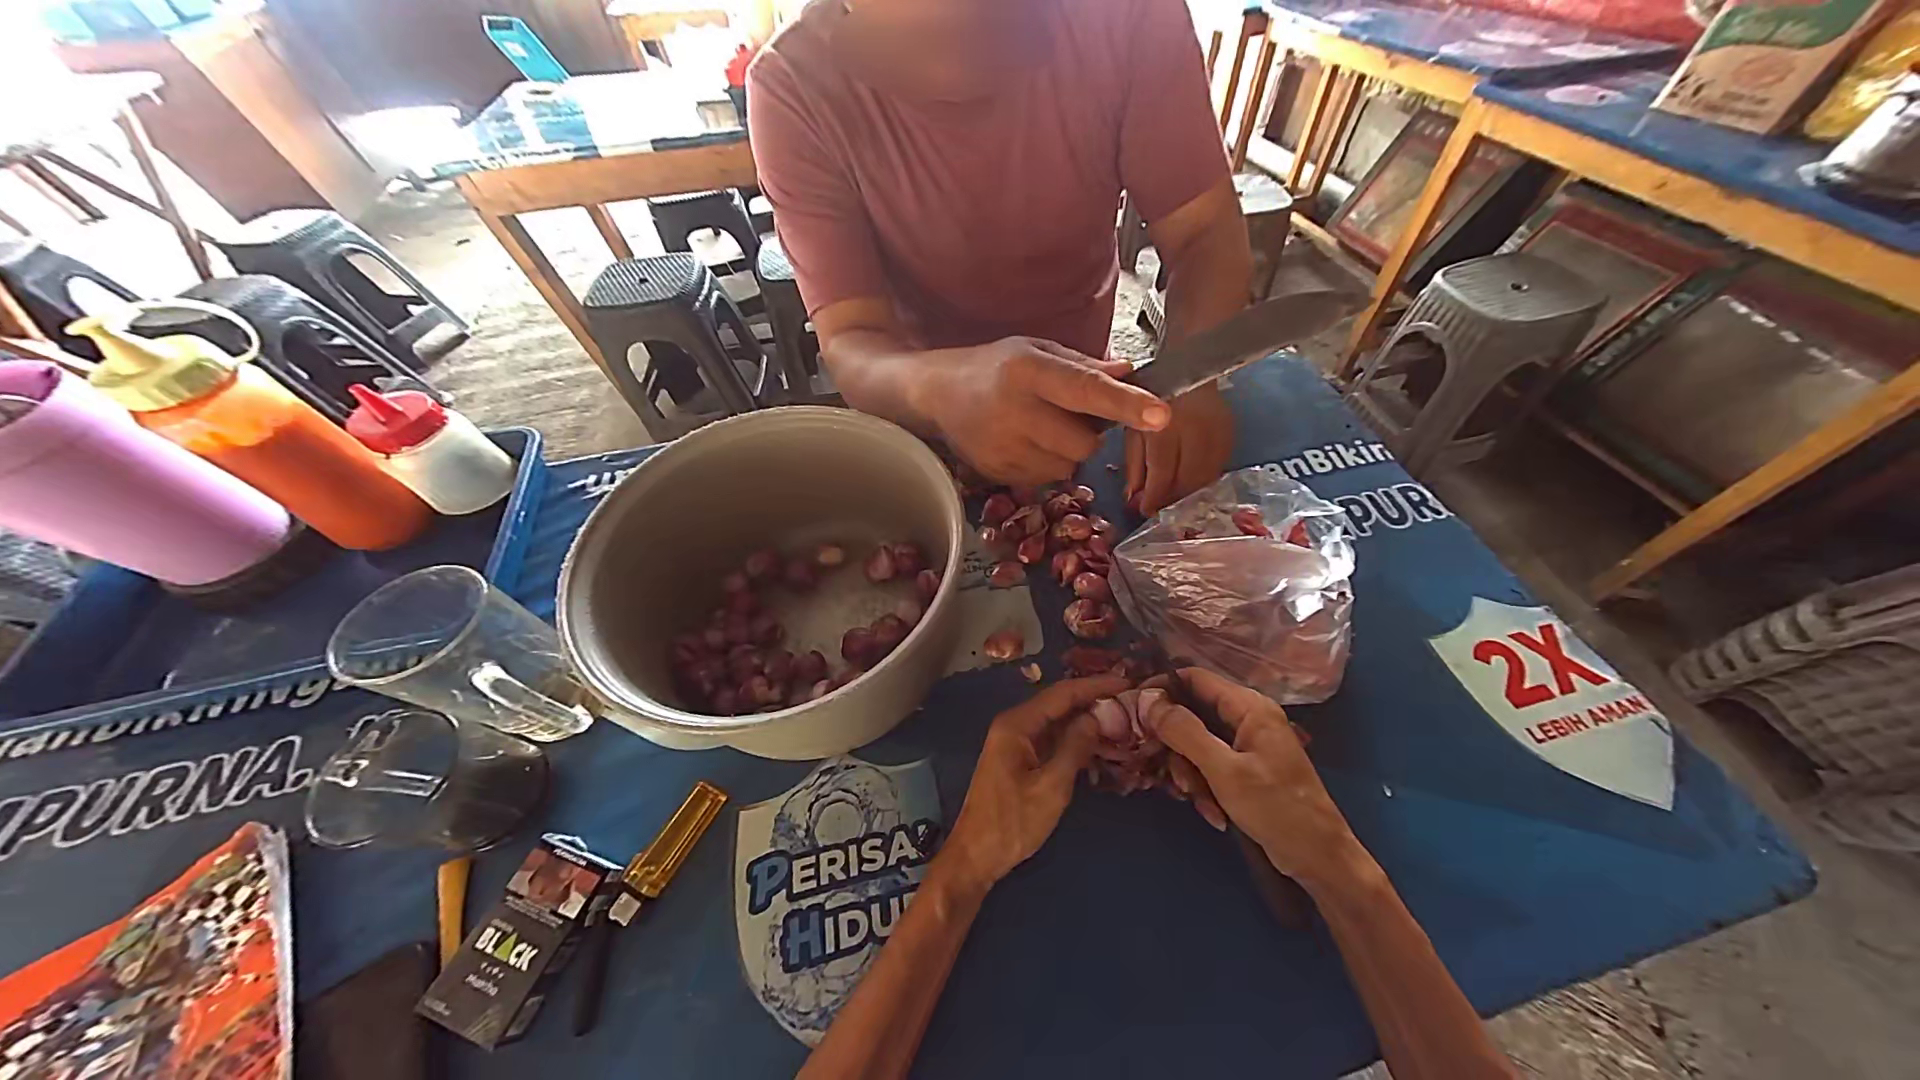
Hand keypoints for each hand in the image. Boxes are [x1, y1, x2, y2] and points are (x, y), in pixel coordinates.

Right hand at [919, 338, 1168, 486]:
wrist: (937, 395)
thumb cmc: (994, 367)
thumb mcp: (1036, 351)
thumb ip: (1084, 366)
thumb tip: (1131, 374)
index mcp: (1028, 370)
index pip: (1085, 389)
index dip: (1125, 404)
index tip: (1161, 414)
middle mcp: (1014, 411)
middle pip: (1082, 444)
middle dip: (1087, 435)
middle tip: (1066, 416)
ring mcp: (1002, 448)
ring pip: (1066, 467)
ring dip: (1066, 452)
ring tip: (1039, 428)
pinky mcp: (996, 473)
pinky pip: (1045, 479)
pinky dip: (1046, 464)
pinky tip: (1024, 443)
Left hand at [939, 675, 1128, 894]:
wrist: (976, 856)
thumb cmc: (1012, 822)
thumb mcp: (1051, 786)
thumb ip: (1074, 748)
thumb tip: (1095, 717)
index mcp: (1016, 725)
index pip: (1061, 694)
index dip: (1094, 686)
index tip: (1125, 681)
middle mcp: (1014, 726)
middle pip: (1057, 704)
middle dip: (1091, 699)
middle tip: (1129, 698)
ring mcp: (1014, 743)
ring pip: (1055, 722)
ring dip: (1084, 719)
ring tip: (1121, 717)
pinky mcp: (1019, 760)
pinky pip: (1050, 739)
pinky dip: (1073, 738)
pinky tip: (1097, 743)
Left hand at [1125, 380, 1232, 514]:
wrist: (1184, 364)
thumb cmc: (1148, 397)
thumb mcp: (1132, 427)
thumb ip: (1134, 464)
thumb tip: (1133, 499)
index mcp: (1164, 422)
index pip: (1162, 469)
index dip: (1155, 495)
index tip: (1145, 512)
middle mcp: (1195, 425)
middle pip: (1189, 476)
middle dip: (1174, 499)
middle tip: (1161, 510)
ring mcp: (1218, 426)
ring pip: (1208, 474)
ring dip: (1191, 493)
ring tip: (1174, 502)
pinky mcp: (1231, 428)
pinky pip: (1221, 463)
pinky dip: (1206, 479)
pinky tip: (1192, 486)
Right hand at [1140, 668, 1361, 889]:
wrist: (1320, 861)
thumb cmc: (1277, 810)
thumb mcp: (1223, 770)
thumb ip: (1184, 731)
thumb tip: (1147, 700)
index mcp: (1248, 707)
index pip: (1194, 678)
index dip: (1162, 689)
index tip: (1135, 711)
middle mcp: (1246, 718)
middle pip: (1191, 714)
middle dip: (1177, 747)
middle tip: (1173, 775)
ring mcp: (1246, 743)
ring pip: (1195, 743)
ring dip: (1190, 774)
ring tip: (1200, 802)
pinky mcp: (1244, 767)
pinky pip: (1208, 764)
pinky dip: (1205, 786)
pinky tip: (1213, 812)